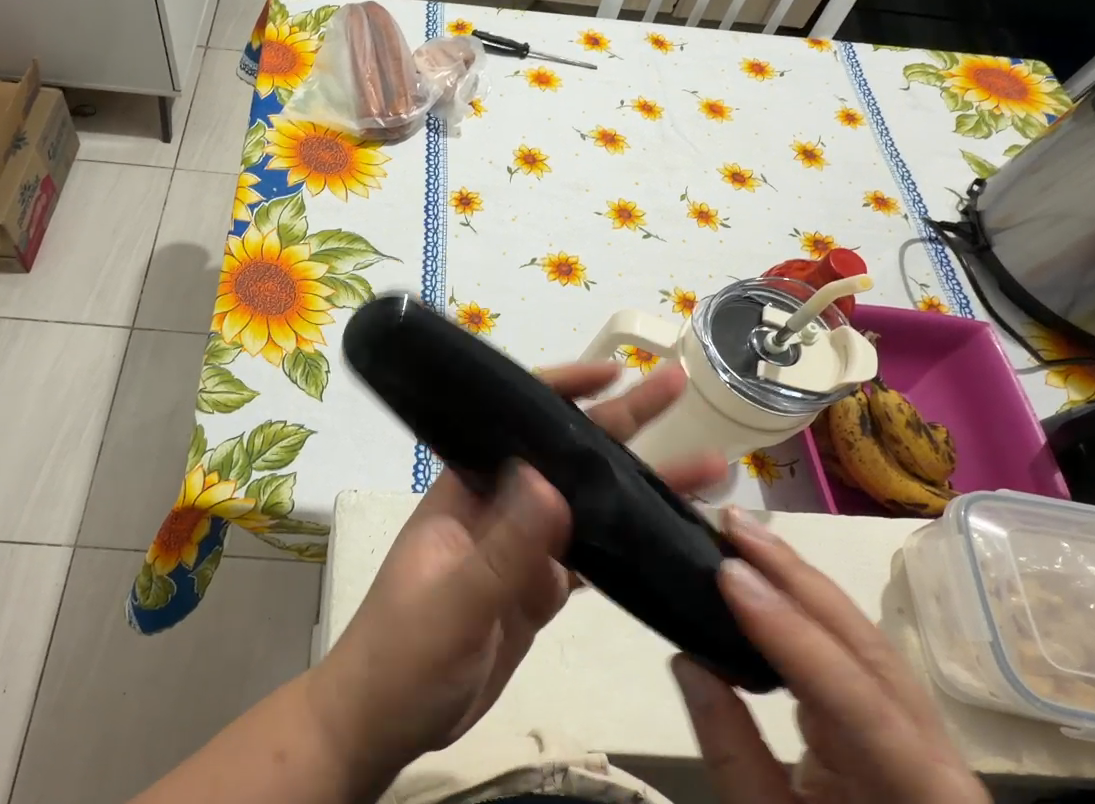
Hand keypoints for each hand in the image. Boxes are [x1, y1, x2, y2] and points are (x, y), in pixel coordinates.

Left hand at [306, 361, 724, 774]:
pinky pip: (594, 559)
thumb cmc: (403, 653)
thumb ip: (503, 546)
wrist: (386, 721)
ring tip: (709, 470)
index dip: (564, 392)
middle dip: (621, 423)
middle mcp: (499, 508)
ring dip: (641, 487)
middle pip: (566, 457)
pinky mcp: (538, 591)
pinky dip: (633, 548)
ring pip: (590, 506)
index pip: (517, 424)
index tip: (615, 372)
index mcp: (467, 491)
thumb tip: (551, 482)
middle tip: (678, 388)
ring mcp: (522, 550)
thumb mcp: (453, 600)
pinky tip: (674, 538)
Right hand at [672, 507, 987, 803]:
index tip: (730, 575)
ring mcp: (920, 730)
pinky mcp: (893, 718)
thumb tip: (687, 658)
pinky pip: (854, 654)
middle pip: (870, 649)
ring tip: (746, 538)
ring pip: (865, 641)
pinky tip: (770, 579)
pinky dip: (807, 610)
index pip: (855, 699)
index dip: (791, 633)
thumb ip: (730, 749)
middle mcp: (934, 751)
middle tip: (733, 527)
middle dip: (798, 579)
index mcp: (914, 792)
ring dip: (801, 582)